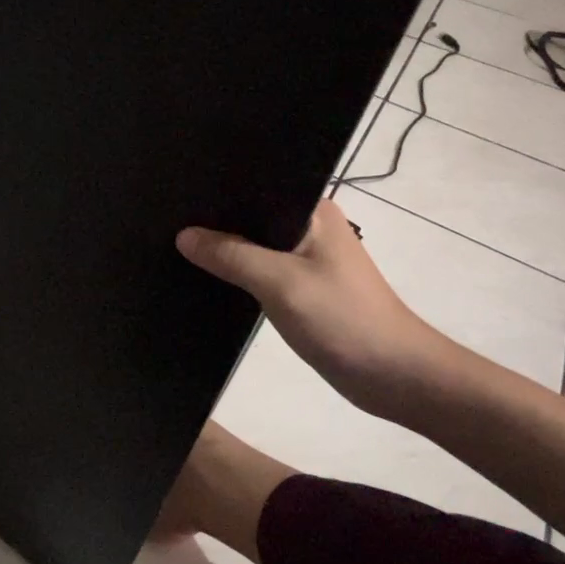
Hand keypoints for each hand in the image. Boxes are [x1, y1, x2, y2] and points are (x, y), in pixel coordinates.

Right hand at [177, 199, 462, 419]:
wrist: (397, 377)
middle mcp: (310, 226)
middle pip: (251, 215)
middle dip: (215, 220)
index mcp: (313, 211)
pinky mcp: (303, 287)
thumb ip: (230, 255)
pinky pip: (260, 269)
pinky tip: (207, 274)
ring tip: (175, 244)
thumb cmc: (344, 319)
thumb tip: (184, 235)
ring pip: (253, 244)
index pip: (255, 186)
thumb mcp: (279, 283)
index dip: (217, 189)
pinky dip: (238, 272)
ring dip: (226, 249)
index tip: (176, 190)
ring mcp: (307, 258)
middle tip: (167, 219)